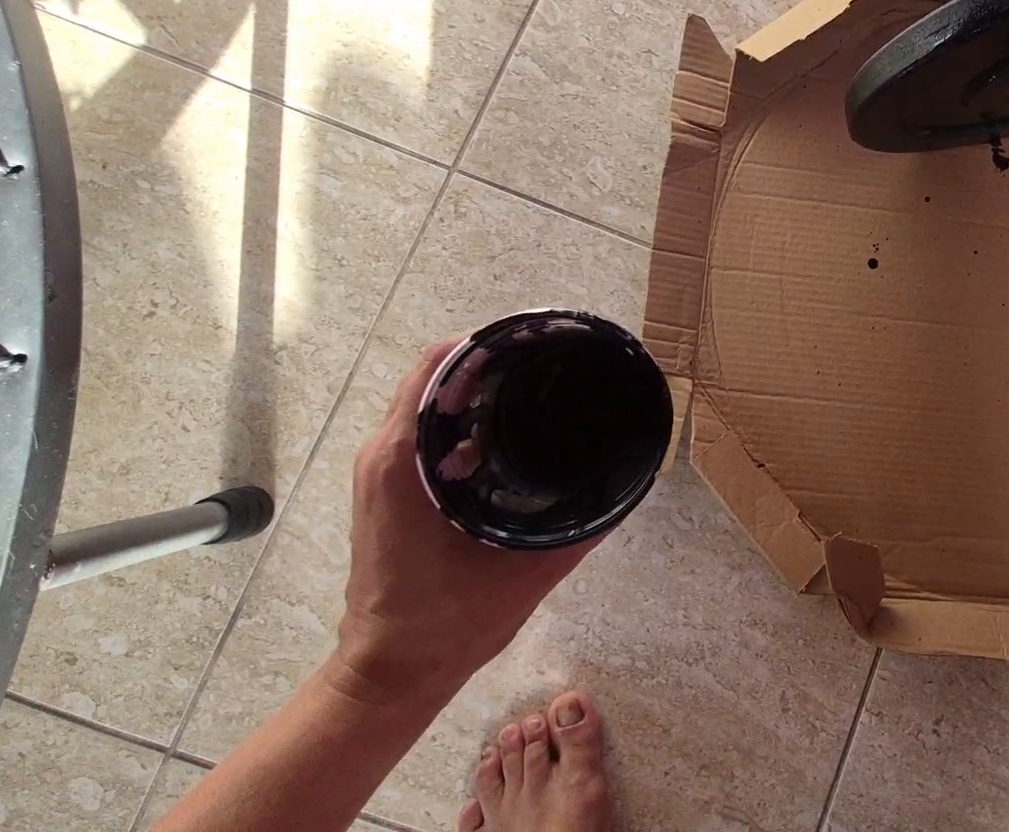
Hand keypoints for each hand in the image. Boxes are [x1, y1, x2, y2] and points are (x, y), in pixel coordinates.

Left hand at [329, 338, 598, 705]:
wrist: (390, 672)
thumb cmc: (449, 623)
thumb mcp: (528, 571)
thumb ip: (582, 527)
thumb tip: (628, 480)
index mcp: (404, 463)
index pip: (437, 368)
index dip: (486, 343)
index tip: (536, 338)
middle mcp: (384, 454)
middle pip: (432, 373)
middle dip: (488, 357)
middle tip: (547, 358)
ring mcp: (380, 469)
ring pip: (426, 398)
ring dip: (474, 384)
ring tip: (532, 383)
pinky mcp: (386, 486)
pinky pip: (423, 427)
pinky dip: (461, 413)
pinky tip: (505, 428)